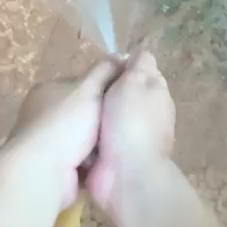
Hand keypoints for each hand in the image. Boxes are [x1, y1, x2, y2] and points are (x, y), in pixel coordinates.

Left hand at [0, 59, 117, 212]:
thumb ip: (104, 71)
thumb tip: (120, 56)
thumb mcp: (88, 89)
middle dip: (102, 120)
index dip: (103, 89)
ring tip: (119, 147)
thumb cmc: (65, 124)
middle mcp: (43, 114)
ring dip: (99, 145)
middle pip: (83, 113)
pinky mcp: (52, 168)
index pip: (80, 84)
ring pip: (84, 139)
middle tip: (123, 125)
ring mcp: (47, 142)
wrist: (42, 172)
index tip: (123, 98)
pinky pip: (81, 161)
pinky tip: (106, 165)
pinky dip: (92, 164)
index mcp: (47, 90)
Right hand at [87, 51, 174, 217]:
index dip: (121, 66)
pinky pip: (96, 136)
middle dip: (102, 90)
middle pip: (119, 93)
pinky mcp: (111, 155)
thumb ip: (138, 64)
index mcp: (155, 94)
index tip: (102, 67)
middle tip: (82, 86)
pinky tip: (73, 127)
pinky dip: (87, 132)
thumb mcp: (137, 82)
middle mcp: (144, 114)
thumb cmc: (130, 121)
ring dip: (92, 112)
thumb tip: (140, 52)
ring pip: (105, 114)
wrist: (125, 175)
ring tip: (72, 105)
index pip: (140, 71)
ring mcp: (127, 136)